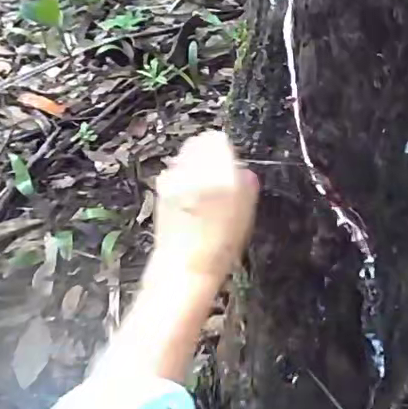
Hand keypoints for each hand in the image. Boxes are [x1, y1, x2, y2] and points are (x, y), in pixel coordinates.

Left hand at [98, 131, 257, 381]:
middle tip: (219, 175)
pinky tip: (190, 203)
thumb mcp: (247, 210)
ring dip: (194, 167)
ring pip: (184, 159)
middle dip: (207, 155)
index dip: (225, 150)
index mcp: (218, 171)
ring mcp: (172, 180)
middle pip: (197, 145)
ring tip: (204, 192)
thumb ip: (245, 182)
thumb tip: (241, 169)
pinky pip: (174, 175)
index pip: (217, 140)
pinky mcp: (160, 192)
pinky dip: (182, 182)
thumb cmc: (222, 244)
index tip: (230, 163)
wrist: (187, 268)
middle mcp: (191, 170)